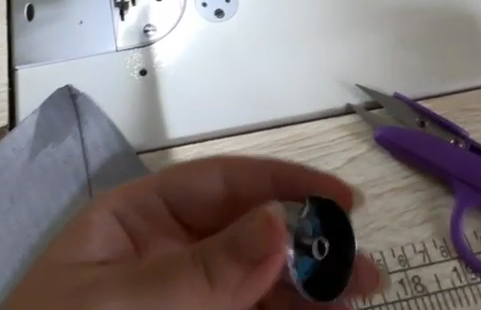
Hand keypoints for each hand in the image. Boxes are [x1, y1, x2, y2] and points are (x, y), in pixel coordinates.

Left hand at [1, 155, 381, 309]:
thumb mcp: (117, 302)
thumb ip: (197, 271)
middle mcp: (165, 256)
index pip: (217, 184)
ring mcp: (180, 304)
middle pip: (247, 238)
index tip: (338, 197)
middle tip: (363, 270)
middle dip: (305, 245)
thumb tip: (276, 221)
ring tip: (359, 298)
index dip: (278, 182)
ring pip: (256, 288)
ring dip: (307, 292)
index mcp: (135, 221)